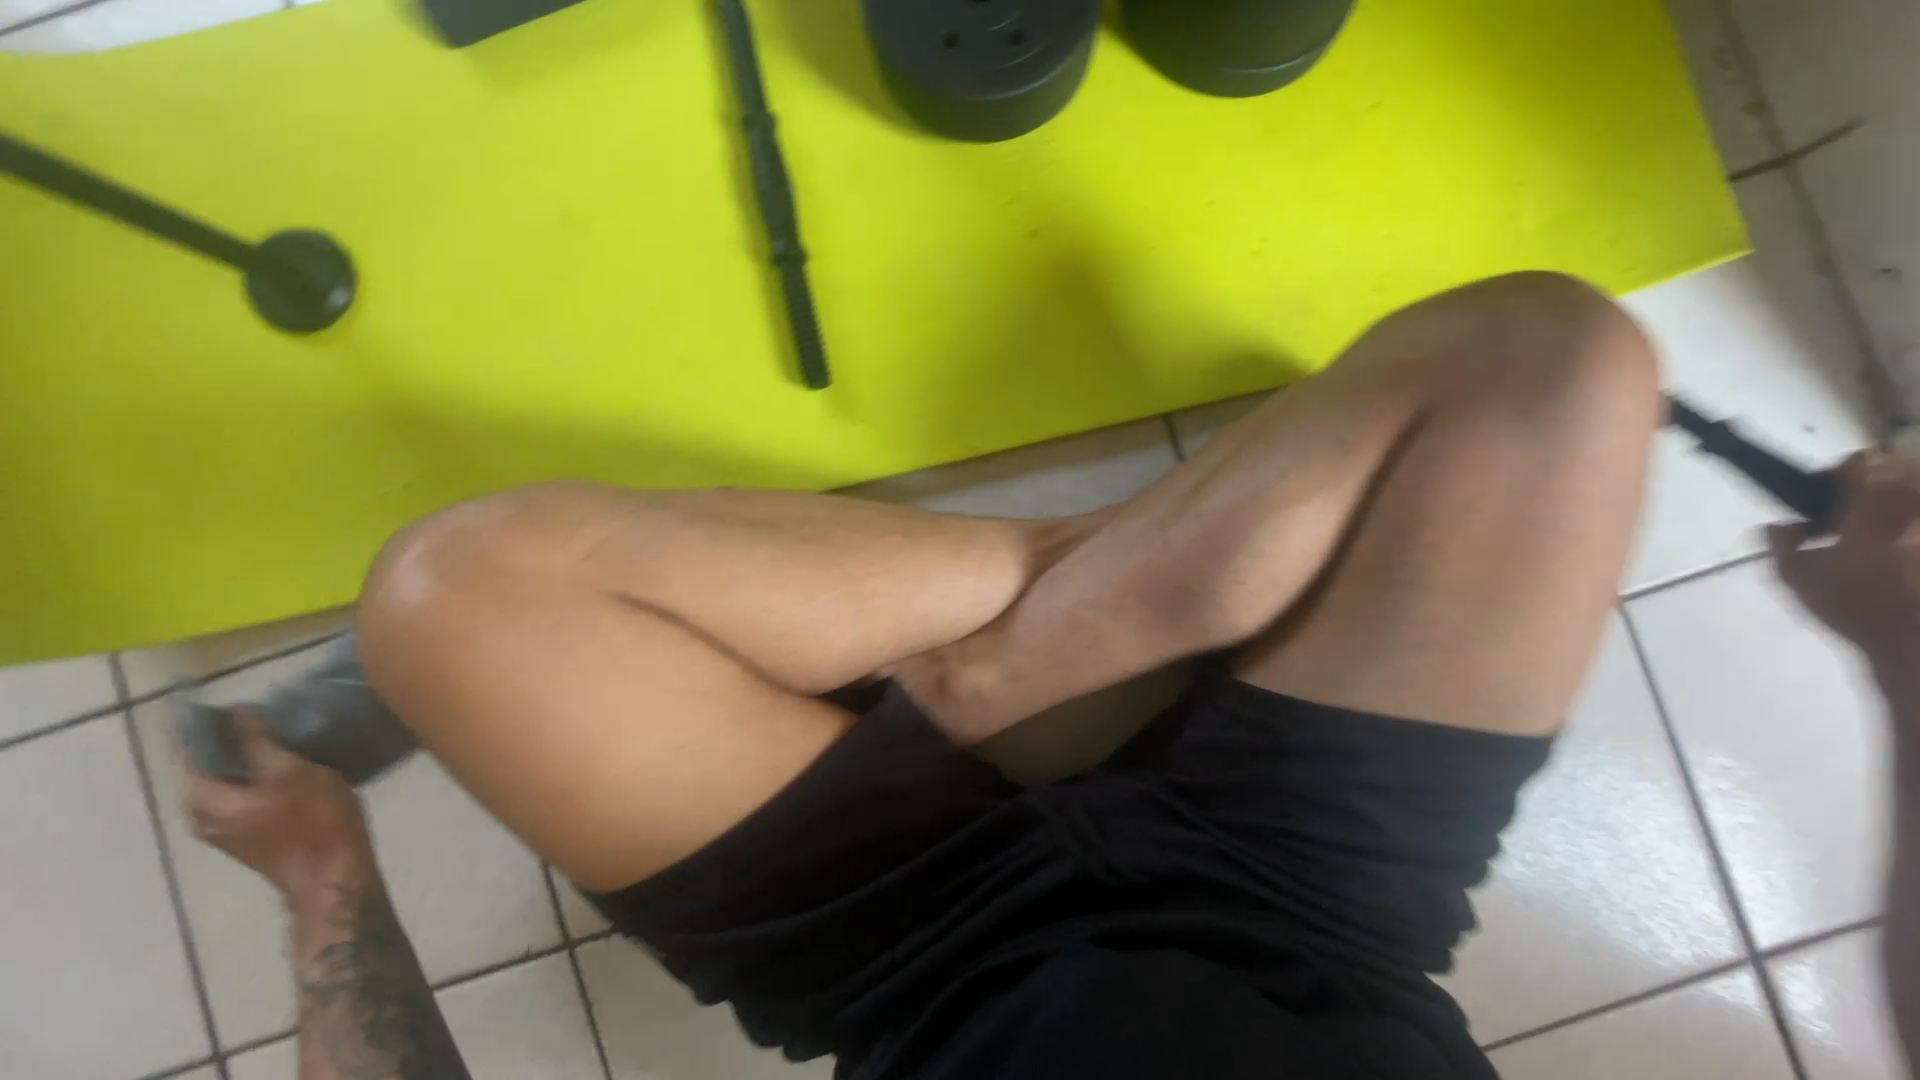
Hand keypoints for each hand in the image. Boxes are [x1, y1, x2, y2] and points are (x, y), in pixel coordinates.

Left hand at [184, 711, 375, 900]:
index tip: (234, 703)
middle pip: (210, 768)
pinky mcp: (250, 837)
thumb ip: (260, 743)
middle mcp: (202, 816)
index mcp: (203, 799)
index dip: (209, 725)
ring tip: (284, 737)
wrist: (333, 875)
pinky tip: (292, 768)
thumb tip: (238, 712)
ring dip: (251, 761)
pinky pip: (245, 797)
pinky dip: (261, 779)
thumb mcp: (292, 772)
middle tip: (267, 717)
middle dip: (233, 742)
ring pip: (231, 783)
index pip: (190, 751)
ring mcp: (226, 830)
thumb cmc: (313, 821)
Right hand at [1768, 451, 1919, 668]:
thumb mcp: (1795, 578)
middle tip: (1861, 511)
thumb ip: (1780, 544)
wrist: (1917, 643)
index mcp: (1874, 504)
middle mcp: (1915, 504)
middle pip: (1903, 470)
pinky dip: (1913, 528)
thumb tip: (1779, 525)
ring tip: (1887, 534)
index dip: (1843, 472)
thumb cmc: (1853, 607)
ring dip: (1902, 506)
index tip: (1829, 492)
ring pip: (1917, 495)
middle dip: (1879, 486)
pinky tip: (1903, 553)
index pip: (1863, 461)